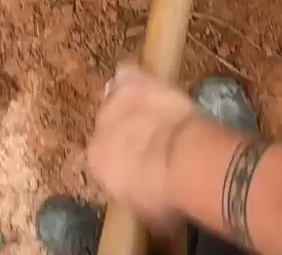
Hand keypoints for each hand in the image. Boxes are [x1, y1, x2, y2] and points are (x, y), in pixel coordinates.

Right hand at [86, 63, 204, 224]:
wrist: (184, 159)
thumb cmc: (166, 195)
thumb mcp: (146, 209)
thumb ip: (134, 193)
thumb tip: (143, 193)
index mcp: (97, 162)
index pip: (104, 158)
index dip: (122, 160)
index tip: (140, 166)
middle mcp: (99, 128)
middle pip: (109, 126)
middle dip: (125, 132)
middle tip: (150, 140)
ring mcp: (114, 100)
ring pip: (116, 97)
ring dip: (130, 105)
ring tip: (152, 113)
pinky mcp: (132, 79)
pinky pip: (127, 73)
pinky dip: (135, 78)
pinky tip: (149, 86)